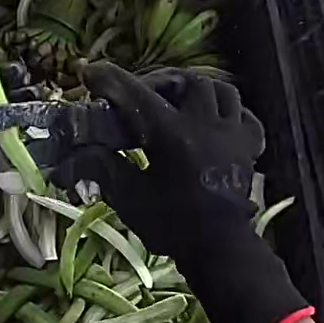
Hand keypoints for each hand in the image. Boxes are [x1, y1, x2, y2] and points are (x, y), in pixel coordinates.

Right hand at [58, 62, 311, 322]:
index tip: (89, 71)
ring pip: (220, 90)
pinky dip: (229, 112)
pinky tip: (214, 121)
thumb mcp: (129, 197)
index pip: (135, 94)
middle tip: (138, 94)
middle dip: (158, 81)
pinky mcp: (249, 148)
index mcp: (171, 135)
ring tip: (178, 101)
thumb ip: (104, 168)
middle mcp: (204, 124)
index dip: (109, 79)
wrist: (220, 251)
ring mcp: (232, 134)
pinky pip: (244, 116)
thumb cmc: (171, 226)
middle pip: (185, 81)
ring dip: (196, 90)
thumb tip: (74, 155)